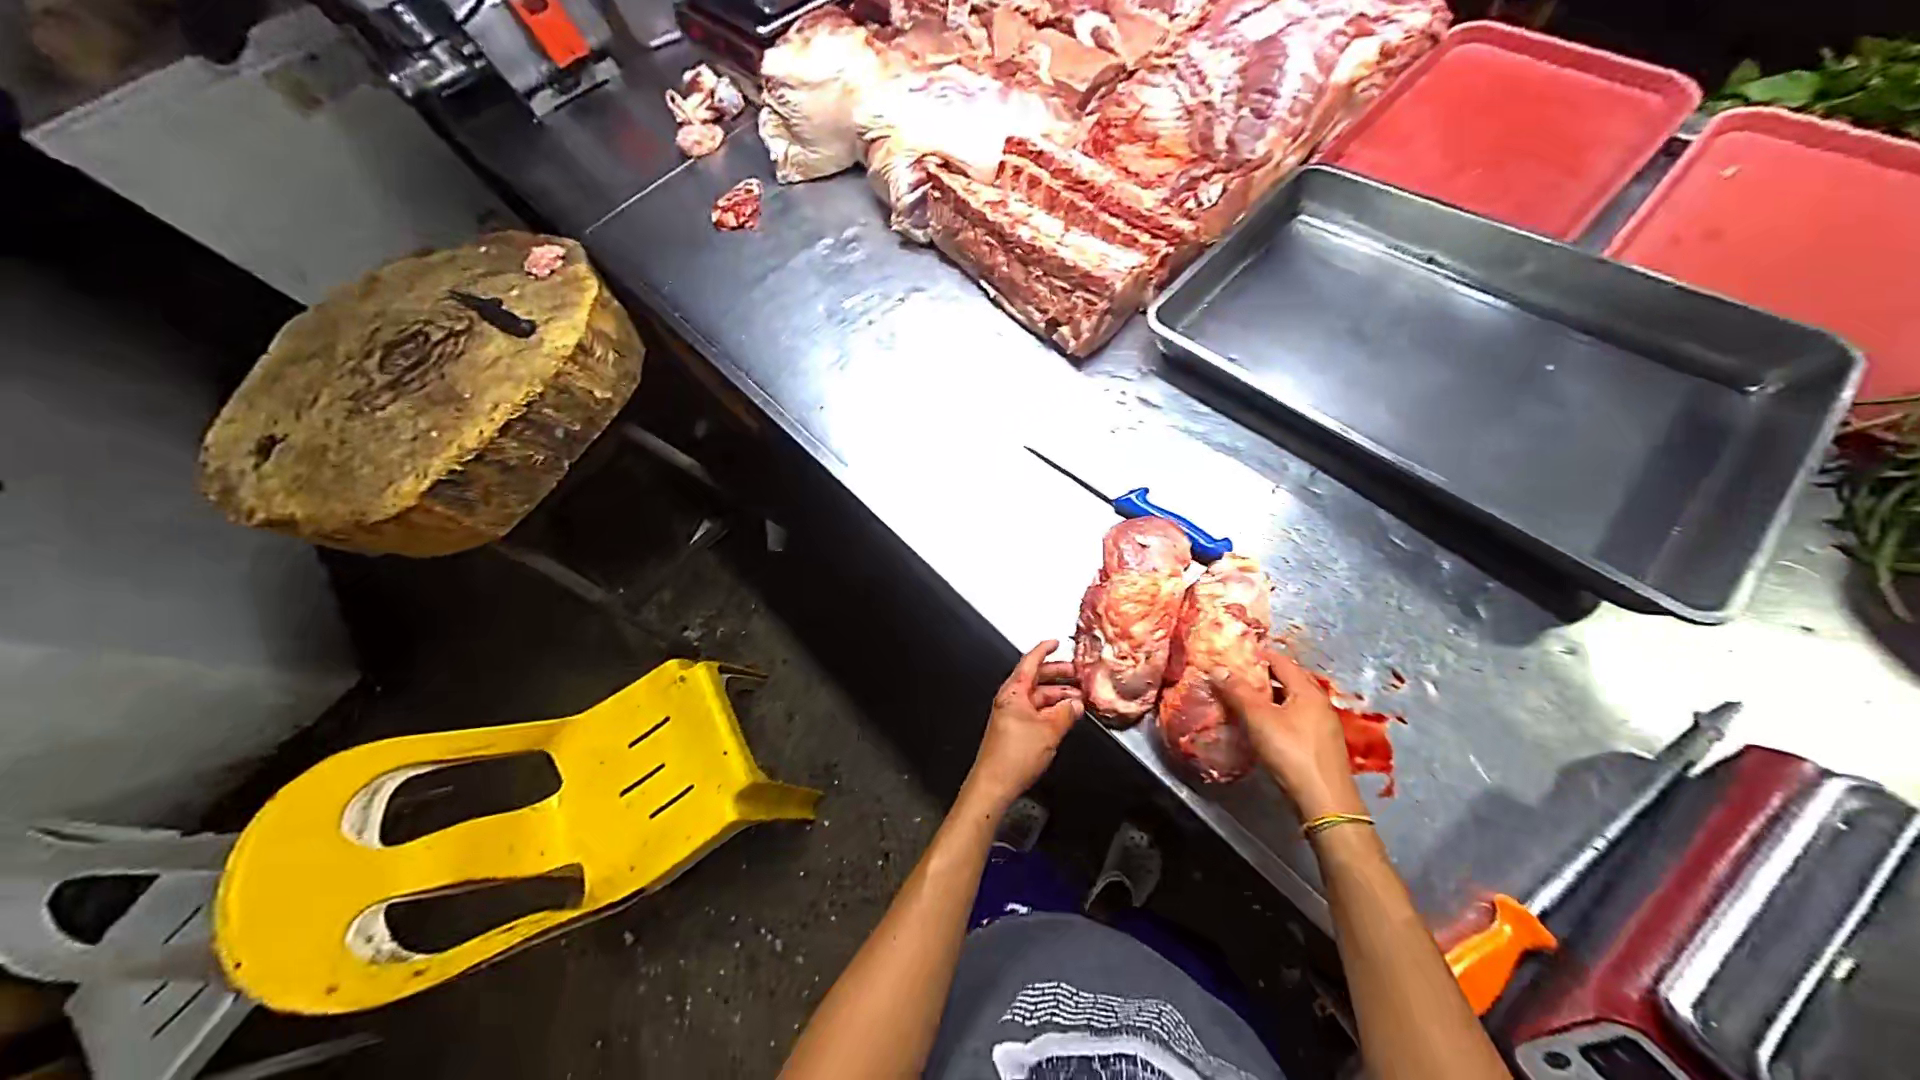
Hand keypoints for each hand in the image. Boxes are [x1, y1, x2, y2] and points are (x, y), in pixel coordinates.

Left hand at [963, 640, 1084, 813]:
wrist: (994, 784)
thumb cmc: (1012, 757)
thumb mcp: (1049, 731)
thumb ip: (1066, 713)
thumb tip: (1076, 704)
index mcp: (1014, 692)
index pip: (1030, 662)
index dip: (1044, 650)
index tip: (1055, 642)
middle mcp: (1010, 700)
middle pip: (1036, 679)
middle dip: (1057, 675)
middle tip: (1076, 673)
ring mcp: (1011, 715)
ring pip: (1038, 697)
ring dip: (1057, 695)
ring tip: (1078, 698)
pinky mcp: (1015, 730)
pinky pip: (1036, 712)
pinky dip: (1051, 710)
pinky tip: (1065, 716)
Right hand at [1210, 647, 1365, 820]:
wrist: (1324, 800)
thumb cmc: (1291, 752)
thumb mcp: (1258, 719)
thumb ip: (1237, 692)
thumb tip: (1218, 669)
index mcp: (1307, 691)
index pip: (1281, 660)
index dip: (1258, 655)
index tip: (1234, 655)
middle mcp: (1319, 703)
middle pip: (1289, 679)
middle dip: (1264, 675)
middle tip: (1237, 675)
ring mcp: (1323, 724)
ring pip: (1293, 700)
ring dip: (1271, 696)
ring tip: (1245, 698)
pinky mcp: (1320, 744)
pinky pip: (1296, 717)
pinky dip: (1278, 713)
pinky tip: (1263, 723)